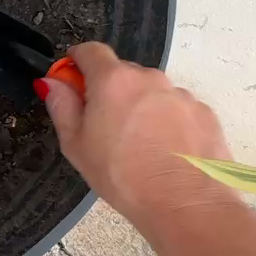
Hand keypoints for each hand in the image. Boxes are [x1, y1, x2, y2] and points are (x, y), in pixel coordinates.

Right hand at [40, 42, 238, 223]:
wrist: (186, 205)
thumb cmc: (124, 176)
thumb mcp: (75, 144)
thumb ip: (61, 105)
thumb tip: (51, 82)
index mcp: (113, 81)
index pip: (90, 50)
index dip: (76, 61)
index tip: (71, 79)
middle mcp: (149, 79)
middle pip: (121, 72)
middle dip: (108, 89)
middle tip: (102, 124)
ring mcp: (180, 95)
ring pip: (150, 90)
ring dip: (139, 105)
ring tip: (136, 143)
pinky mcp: (204, 113)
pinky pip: (176, 107)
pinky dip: (166, 120)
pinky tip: (161, 150)